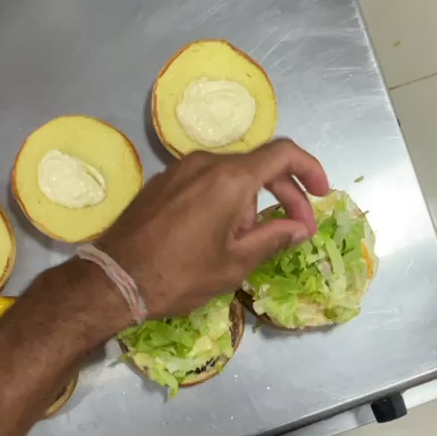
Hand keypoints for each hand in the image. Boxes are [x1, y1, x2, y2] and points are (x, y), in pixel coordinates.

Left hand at [99, 139, 330, 318]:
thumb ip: (274, 238)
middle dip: (284, 195)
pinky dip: (224, 201)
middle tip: (297, 229)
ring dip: (251, 203)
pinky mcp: (162, 183)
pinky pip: (206, 183)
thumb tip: (300, 227)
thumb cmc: (179, 275)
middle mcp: (205, 163)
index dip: (310, 169)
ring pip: (231, 176)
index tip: (322, 194)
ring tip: (247, 243)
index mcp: (229, 178)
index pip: (283, 154)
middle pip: (258, 166)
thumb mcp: (235, 263)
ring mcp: (179, 170)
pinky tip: (219, 234)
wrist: (114, 280)